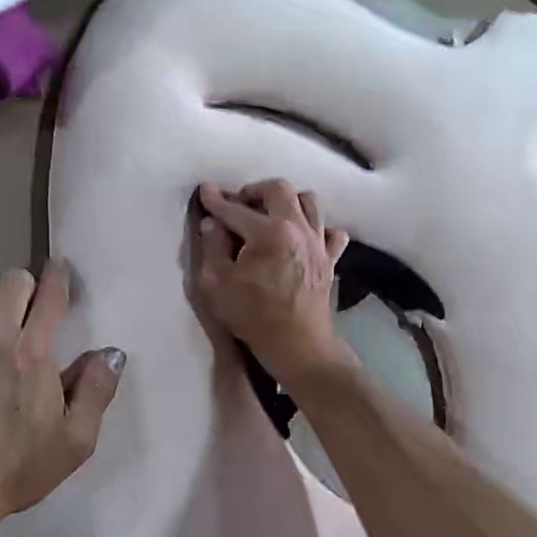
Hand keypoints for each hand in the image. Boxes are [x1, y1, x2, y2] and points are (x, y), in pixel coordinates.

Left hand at [0, 261, 124, 536]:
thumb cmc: (7, 473)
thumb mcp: (73, 443)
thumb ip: (97, 390)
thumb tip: (111, 352)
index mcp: (33, 352)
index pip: (51, 293)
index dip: (59, 276)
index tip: (59, 271)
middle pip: (12, 279)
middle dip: (25, 287)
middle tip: (25, 309)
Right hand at [192, 180, 352, 381]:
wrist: (298, 347)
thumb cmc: (254, 317)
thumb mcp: (218, 285)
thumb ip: (212, 248)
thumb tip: (212, 223)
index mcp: (269, 232)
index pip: (236, 209)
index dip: (216, 200)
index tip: (205, 191)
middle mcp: (298, 228)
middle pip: (279, 190)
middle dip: (255, 191)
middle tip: (240, 205)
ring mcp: (318, 243)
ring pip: (310, 202)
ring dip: (288, 202)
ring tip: (271, 215)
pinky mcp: (330, 260)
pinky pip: (331, 232)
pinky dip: (318, 228)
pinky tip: (304, 238)